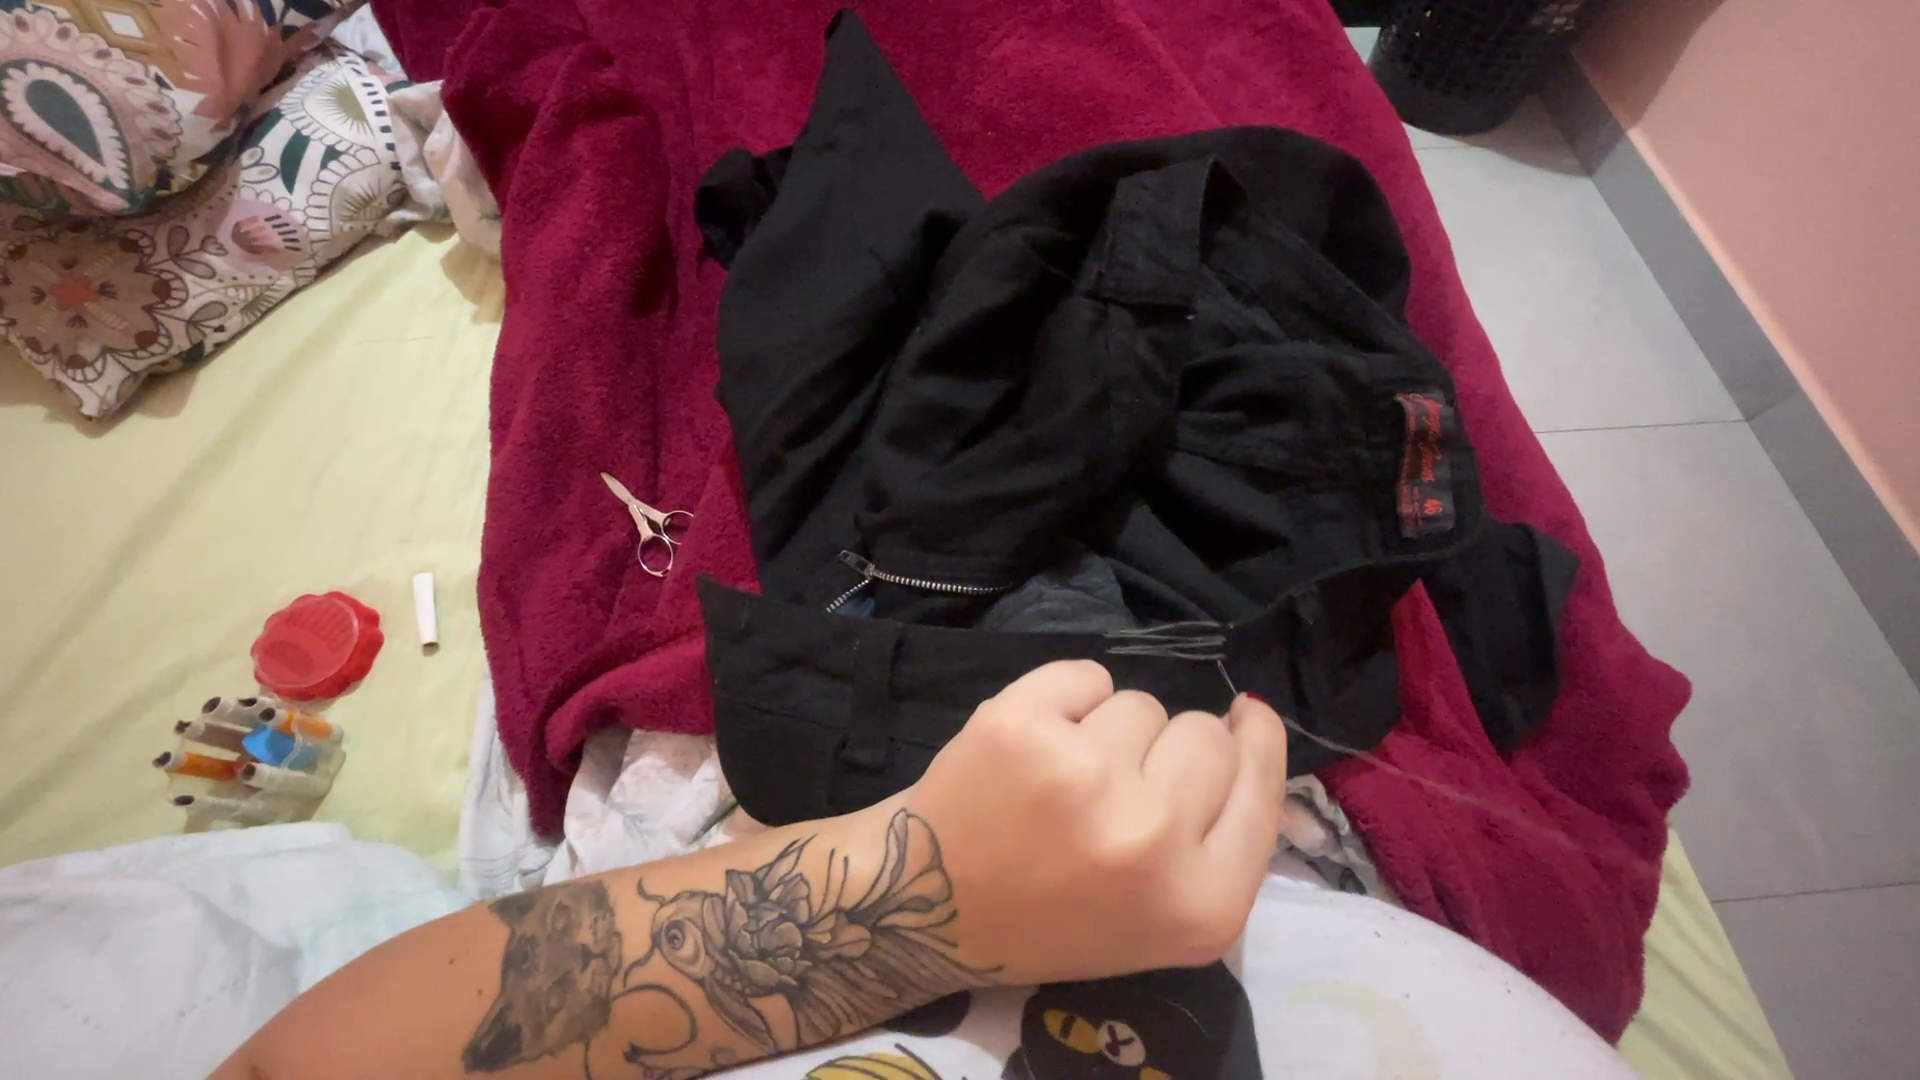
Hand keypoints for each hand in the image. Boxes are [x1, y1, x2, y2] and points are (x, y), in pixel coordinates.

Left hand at [901, 659, 1286, 984]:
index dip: (1255, 742)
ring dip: (1110, 730)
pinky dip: (1066, 697)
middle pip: (1206, 734)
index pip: (1261, 784)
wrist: (931, 905)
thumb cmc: (1055, 913)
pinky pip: (1084, 674)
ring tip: (1063, 780)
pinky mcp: (1022, 725)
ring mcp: (1083, 776)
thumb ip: (1221, 833)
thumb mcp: (1164, 914)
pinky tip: (1036, 745)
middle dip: (1167, 749)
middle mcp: (1152, 838)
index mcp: (1202, 904)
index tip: (1245, 715)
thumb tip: (1250, 716)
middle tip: (1114, 788)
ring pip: (1142, 703)